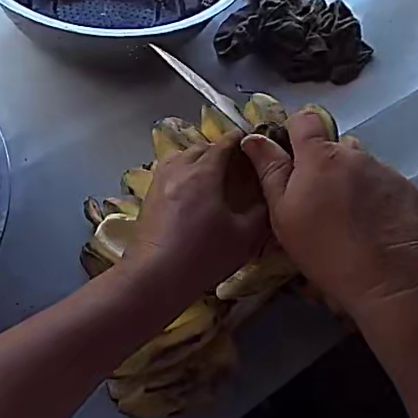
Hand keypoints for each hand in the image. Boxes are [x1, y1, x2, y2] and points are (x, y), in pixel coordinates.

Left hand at [123, 131, 268, 299]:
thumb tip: (270, 195)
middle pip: (200, 147)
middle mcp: (179, 169)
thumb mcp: (245, 236)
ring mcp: (159, 182)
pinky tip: (189, 193)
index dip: (241, 140)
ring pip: (179, 157)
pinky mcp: (148, 198)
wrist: (156, 277)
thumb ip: (261, 212)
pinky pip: (167, 173)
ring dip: (196, 159)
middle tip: (235, 164)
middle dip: (219, 150)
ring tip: (209, 175)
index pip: (225, 144)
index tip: (254, 143)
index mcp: (204, 172)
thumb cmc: (204, 255)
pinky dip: (181, 174)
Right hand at [241, 111, 417, 319]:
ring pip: (361, 168)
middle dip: (325, 167)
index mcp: (320, 157)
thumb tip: (254, 138)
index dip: (295, 133)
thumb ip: (271, 172)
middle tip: (319, 205)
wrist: (392, 278)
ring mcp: (385, 171)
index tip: (290, 158)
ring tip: (349, 221)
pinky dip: (376, 200)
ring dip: (351, 183)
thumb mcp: (284, 215)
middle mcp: (355, 155)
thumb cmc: (326, 250)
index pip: (305, 119)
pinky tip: (374, 229)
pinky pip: (384, 185)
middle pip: (335, 148)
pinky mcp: (407, 190)